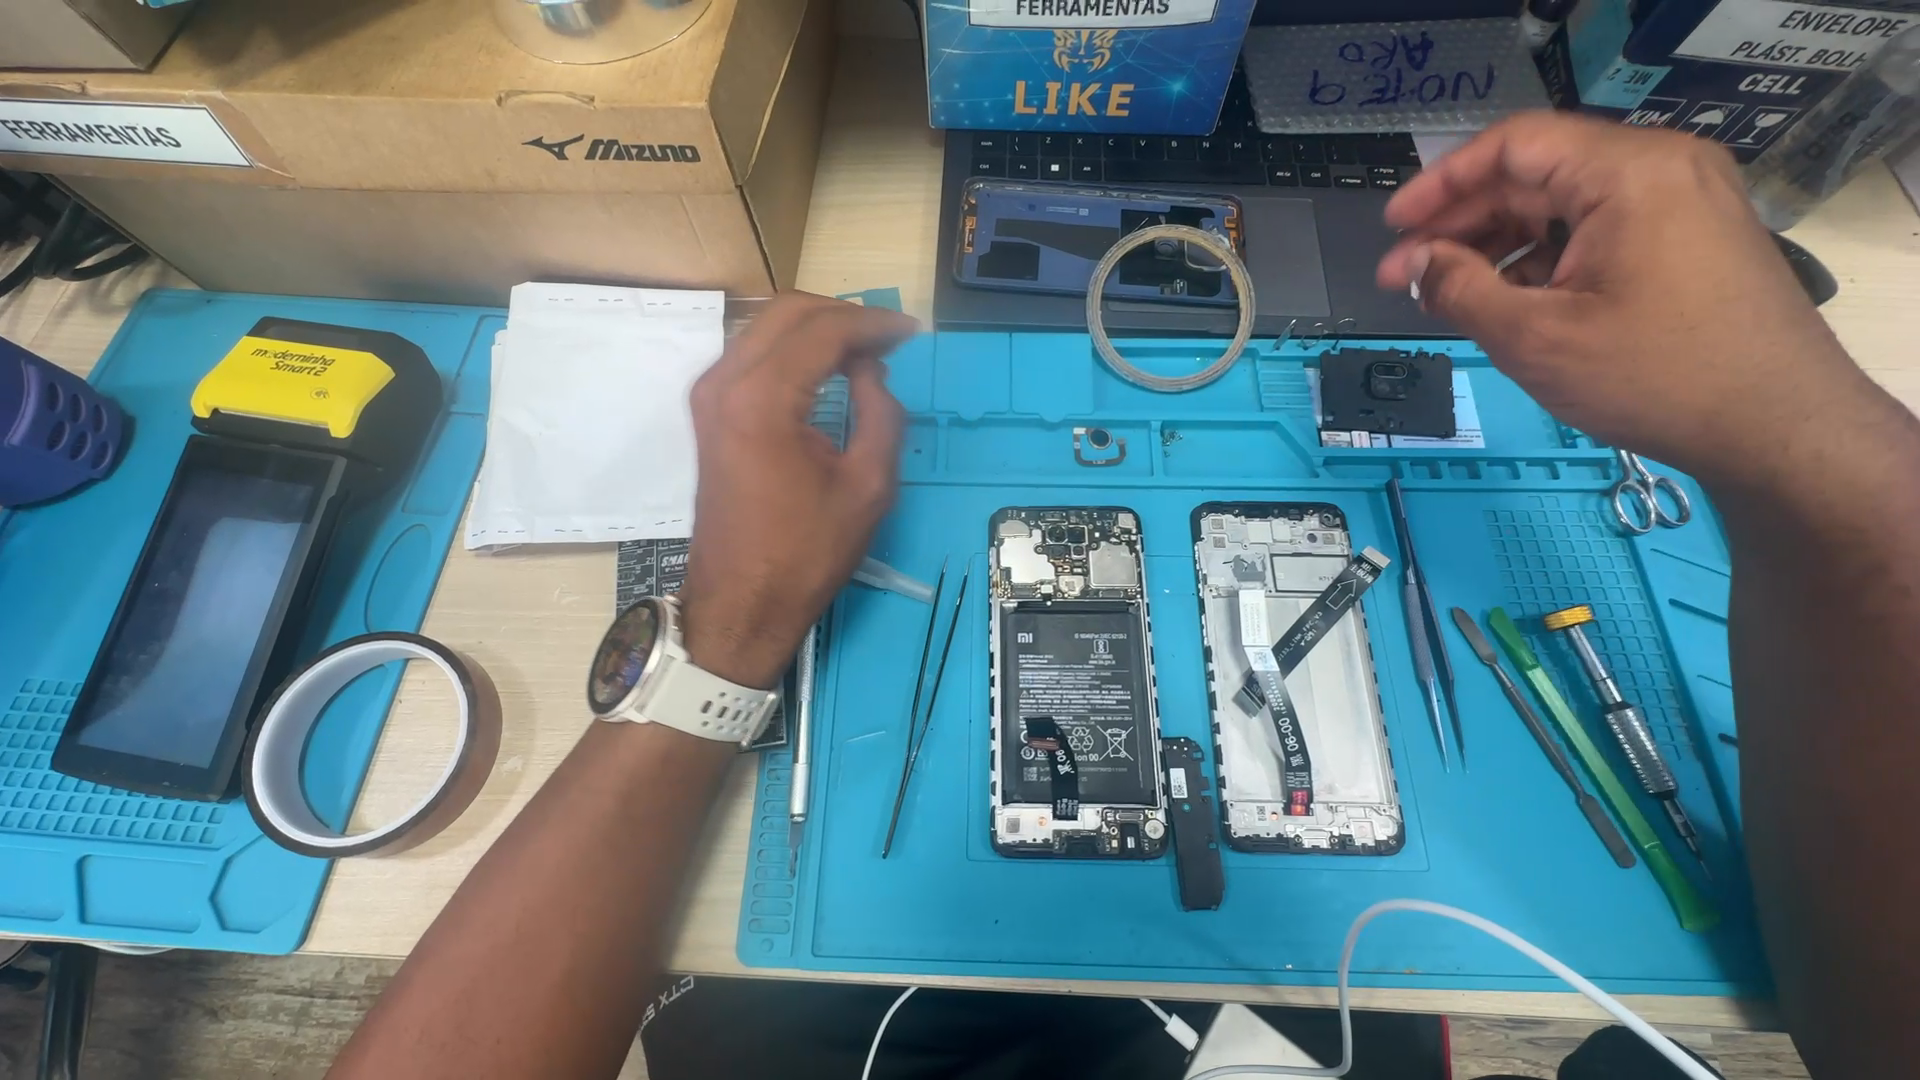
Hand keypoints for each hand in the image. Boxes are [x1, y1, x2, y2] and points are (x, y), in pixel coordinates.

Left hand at [678, 293, 916, 688]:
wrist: (742, 602)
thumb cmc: (808, 553)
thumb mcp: (868, 485)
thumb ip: (880, 413)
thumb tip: (871, 370)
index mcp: (762, 399)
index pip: (823, 330)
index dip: (873, 324)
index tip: (912, 332)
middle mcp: (724, 382)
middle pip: (788, 313)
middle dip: (844, 315)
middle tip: (890, 337)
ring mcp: (708, 395)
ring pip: (767, 328)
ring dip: (817, 328)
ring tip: (865, 350)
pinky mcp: (708, 412)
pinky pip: (753, 354)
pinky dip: (793, 350)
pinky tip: (827, 369)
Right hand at [1375, 111, 1884, 489]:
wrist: (1771, 425)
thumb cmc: (1650, 375)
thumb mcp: (1532, 336)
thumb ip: (1459, 289)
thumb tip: (1416, 265)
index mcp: (1628, 174)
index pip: (1514, 145)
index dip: (1440, 182)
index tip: (1392, 226)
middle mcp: (1658, 171)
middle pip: (1532, 176)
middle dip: (1458, 225)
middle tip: (1403, 275)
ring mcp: (1676, 205)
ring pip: (1556, 208)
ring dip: (1490, 247)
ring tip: (1440, 295)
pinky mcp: (1680, 241)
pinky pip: (1588, 233)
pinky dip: (1533, 262)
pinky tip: (1495, 301)